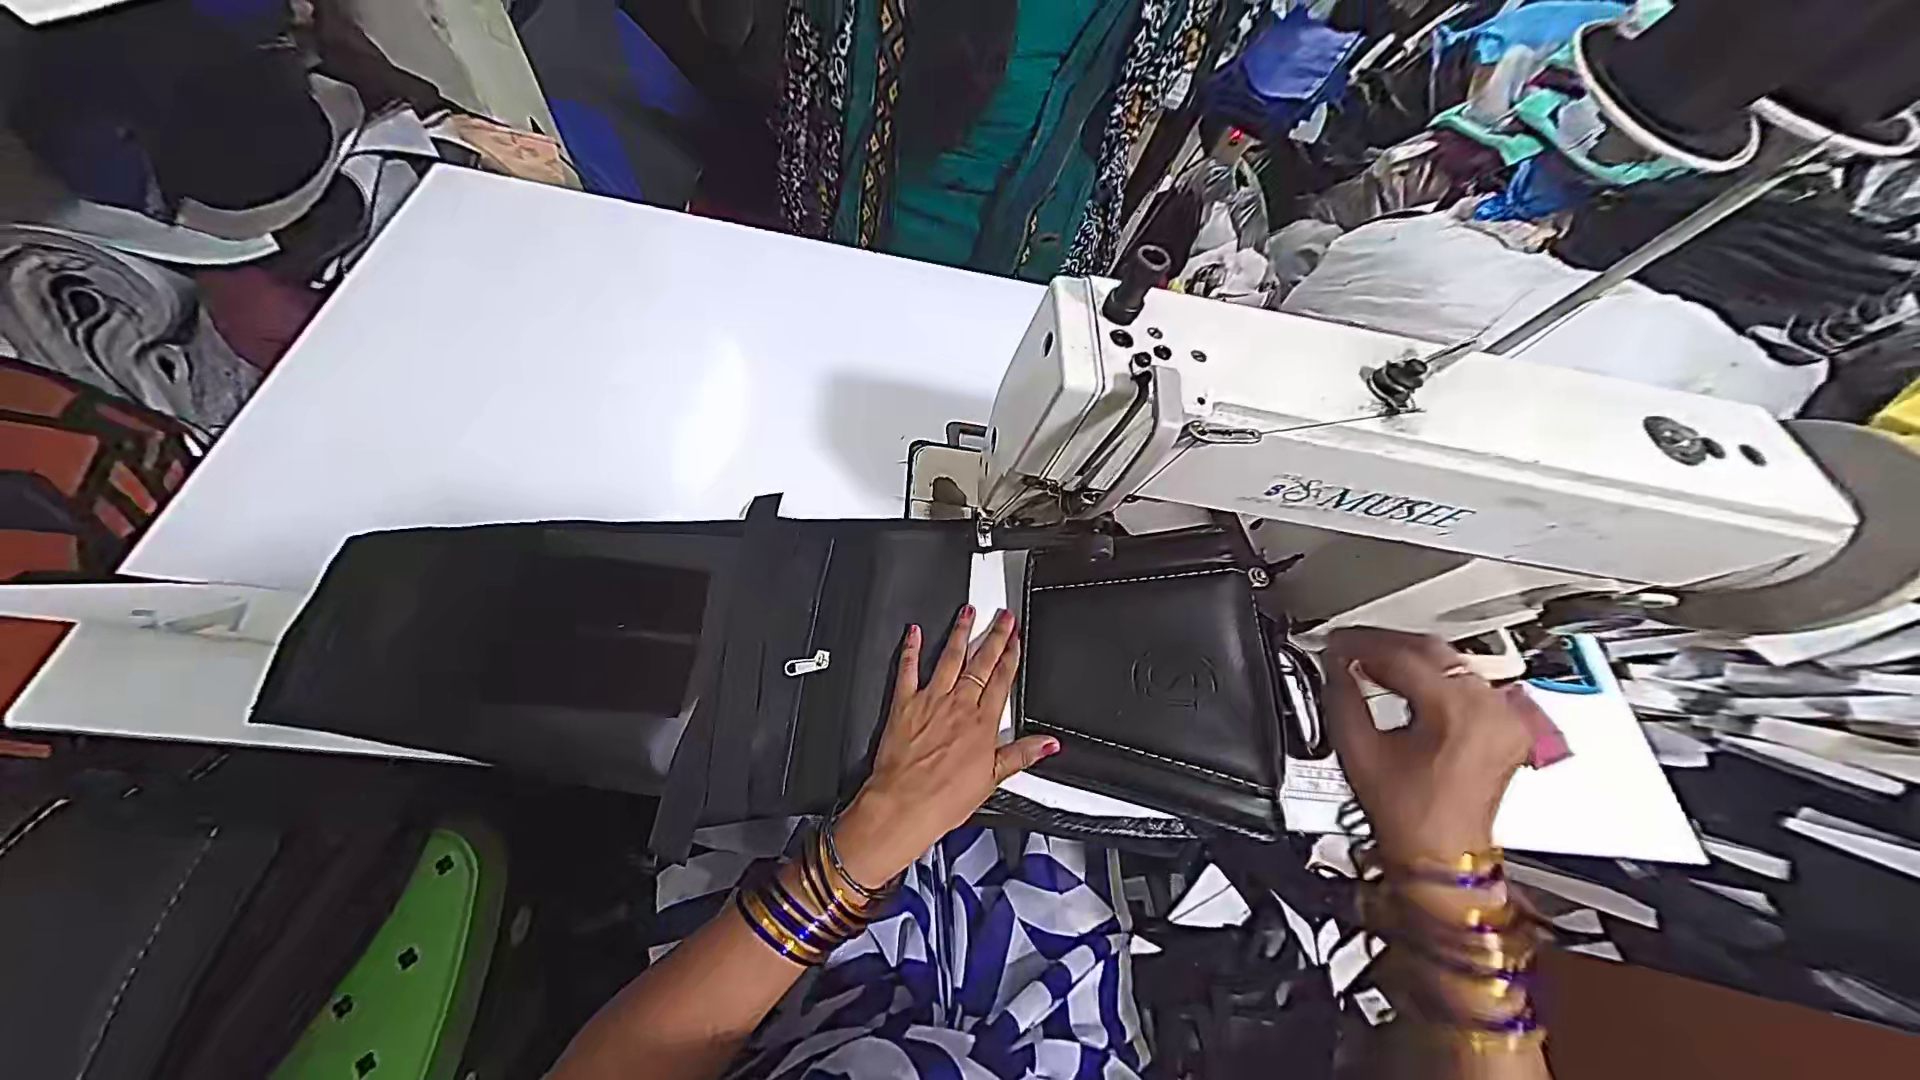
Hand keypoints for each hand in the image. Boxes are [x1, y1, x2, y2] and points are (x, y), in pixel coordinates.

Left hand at [832, 606, 1057, 886]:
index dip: (1010, 657)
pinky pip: (907, 669)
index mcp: (981, 723)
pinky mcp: (905, 703)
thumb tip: (1048, 744)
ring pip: (950, 657)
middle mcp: (958, 705)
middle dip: (995, 636)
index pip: (1002, 680)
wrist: (904, 804)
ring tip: (969, 612)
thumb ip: (1021, 754)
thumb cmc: (944, 798)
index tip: (1015, 640)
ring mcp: (931, 700)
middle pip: (981, 663)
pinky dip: (911, 648)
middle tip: (1003, 617)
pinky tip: (914, 632)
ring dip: (961, 632)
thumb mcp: (992, 780)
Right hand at [1323, 628, 1535, 864]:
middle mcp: (1492, 711)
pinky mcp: (1507, 724)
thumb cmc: (1407, 812)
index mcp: (1458, 714)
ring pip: (1449, 660)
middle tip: (1347, 644)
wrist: (1442, 851)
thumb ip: (1342, 694)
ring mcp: (1505, 718)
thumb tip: (1335, 664)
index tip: (1335, 643)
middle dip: (1381, 643)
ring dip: (1403, 655)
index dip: (1359, 644)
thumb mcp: (1357, 746)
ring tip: (1367, 657)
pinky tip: (1400, 675)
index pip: (1401, 655)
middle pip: (1431, 650)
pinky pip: (1465, 680)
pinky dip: (1428, 672)